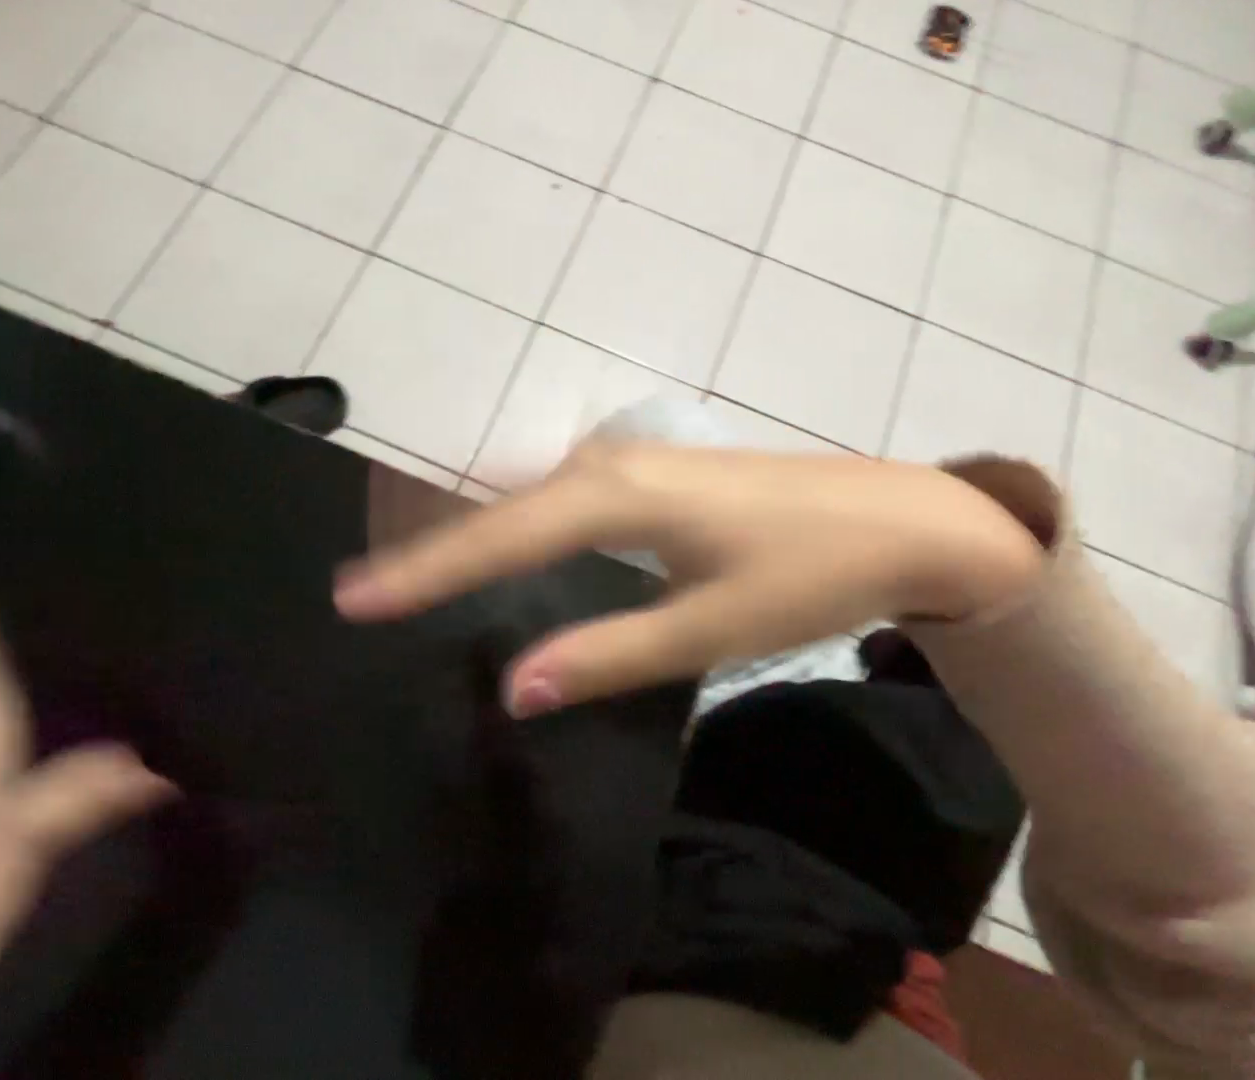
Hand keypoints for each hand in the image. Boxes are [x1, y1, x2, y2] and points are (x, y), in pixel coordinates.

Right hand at [335, 442, 1044, 716]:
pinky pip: (551, 497)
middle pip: (493, 508)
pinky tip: (492, 552)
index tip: (349, 599)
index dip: (420, 572)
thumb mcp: (708, 628)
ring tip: (402, 576)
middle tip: (359, 595)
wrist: (905, 519)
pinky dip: (508, 526)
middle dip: (424, 547)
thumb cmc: (809, 574)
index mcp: (614, 494)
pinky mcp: (646, 472)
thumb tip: (511, 689)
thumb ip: (606, 655)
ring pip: (520, 497)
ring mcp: (627, 459)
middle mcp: (605, 462)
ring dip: (463, 534)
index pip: (494, 538)